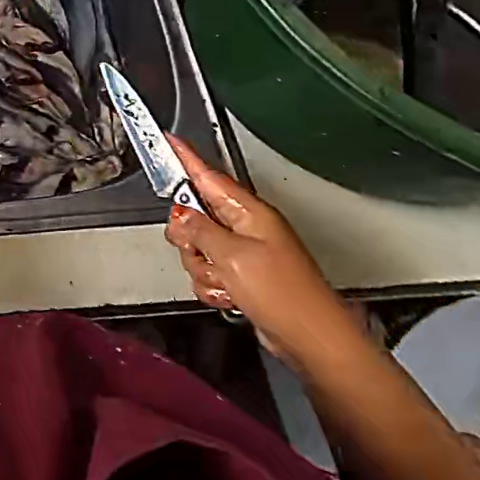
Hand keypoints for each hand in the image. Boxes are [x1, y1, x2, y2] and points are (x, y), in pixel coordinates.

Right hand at [162, 136, 366, 366]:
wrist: (310, 337)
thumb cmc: (287, 295)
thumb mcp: (232, 256)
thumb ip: (199, 231)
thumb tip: (180, 216)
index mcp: (250, 212)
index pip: (208, 176)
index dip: (186, 158)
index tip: (169, 141)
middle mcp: (246, 228)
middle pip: (195, 217)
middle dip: (189, 239)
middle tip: (201, 251)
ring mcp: (244, 252)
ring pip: (197, 248)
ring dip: (202, 267)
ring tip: (225, 280)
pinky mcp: (242, 275)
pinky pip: (207, 272)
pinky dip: (211, 285)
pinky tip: (229, 294)